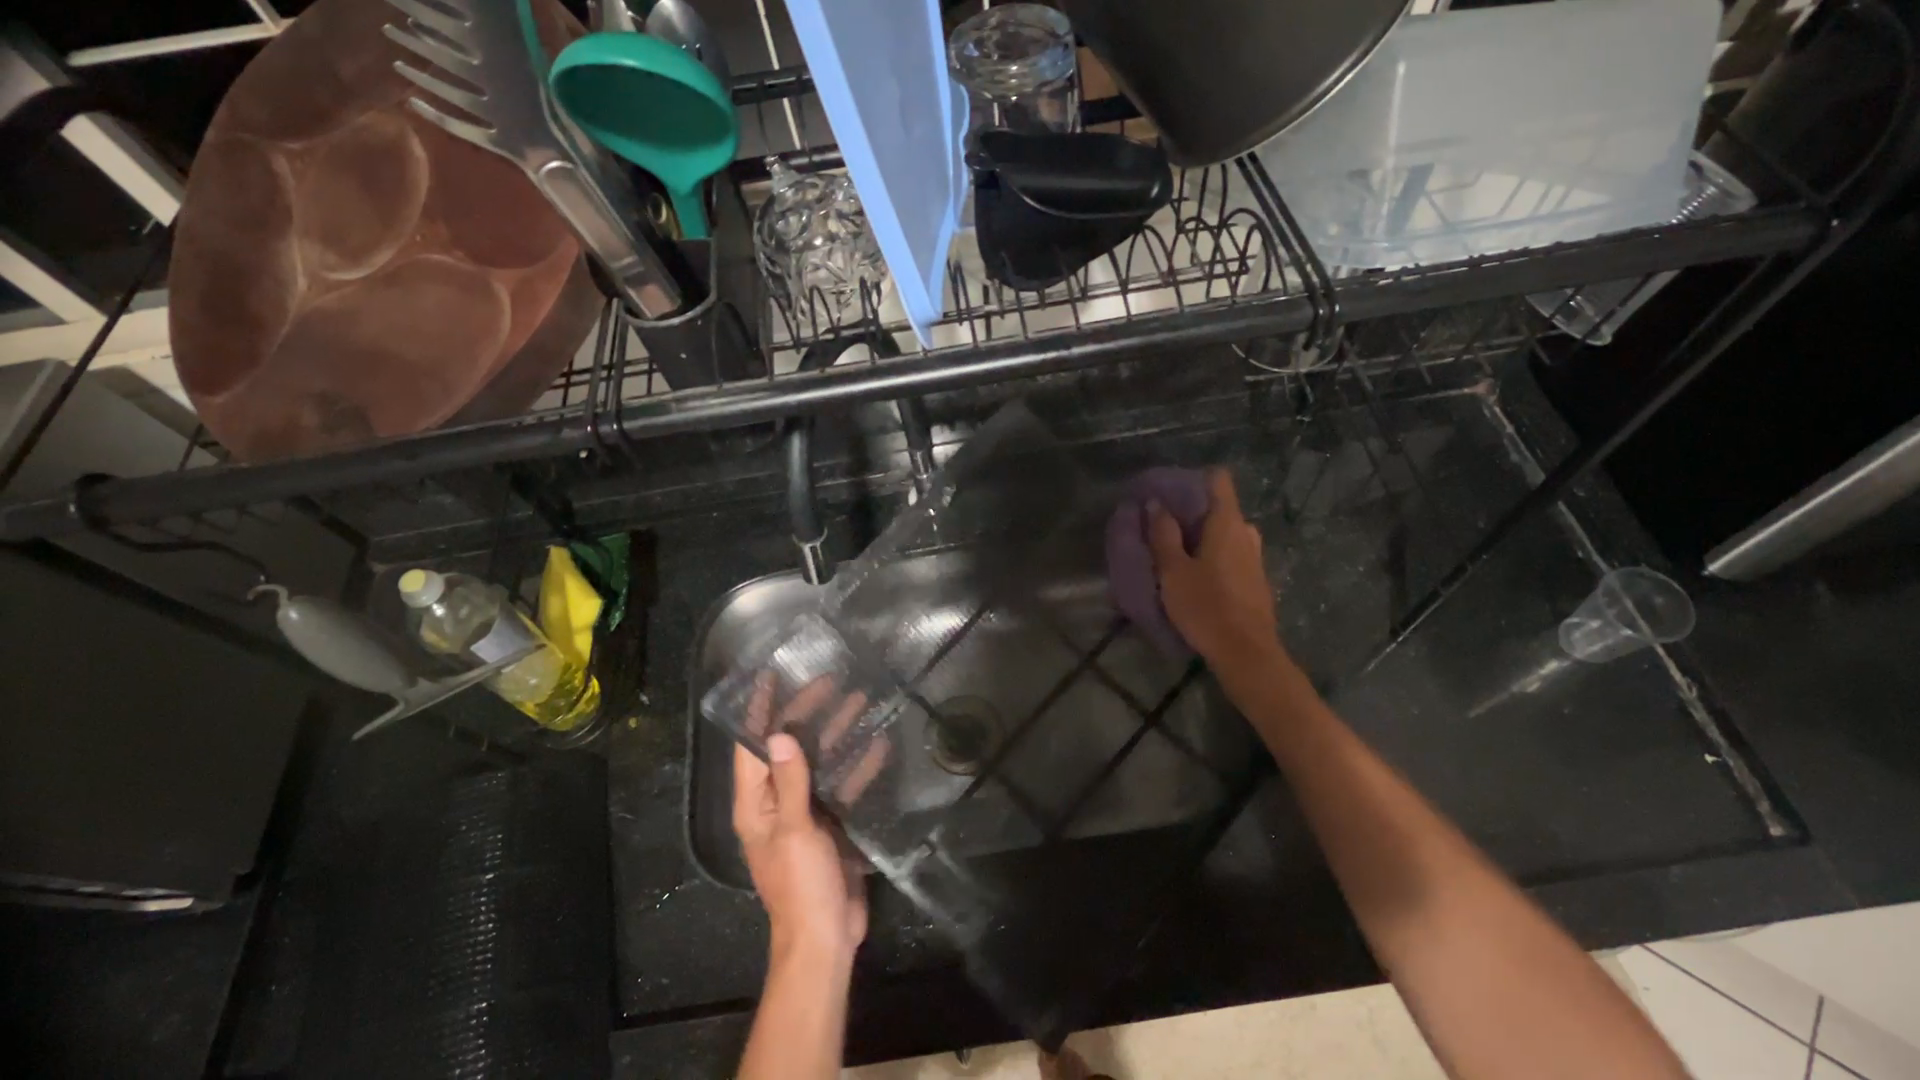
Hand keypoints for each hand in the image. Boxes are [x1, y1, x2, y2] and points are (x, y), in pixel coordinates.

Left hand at [733, 676, 868, 966]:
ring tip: (860, 700)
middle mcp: (777, 803)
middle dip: (807, 714)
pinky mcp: (832, 827)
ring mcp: (806, 815)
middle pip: (790, 748)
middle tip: (832, 680)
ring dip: (837, 735)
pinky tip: (879, 745)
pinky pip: (843, 789)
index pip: (751, 745)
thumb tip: (777, 734)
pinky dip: (859, 768)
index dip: (757, 709)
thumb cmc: (801, 884)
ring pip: (820, 764)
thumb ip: (790, 781)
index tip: (769, 676)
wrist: (826, 938)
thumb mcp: (794, 829)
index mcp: (755, 803)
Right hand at [1147, 468, 1281, 668]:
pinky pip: (1231, 555)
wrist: (1246, 653)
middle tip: (1163, 527)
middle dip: (1192, 513)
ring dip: (1202, 538)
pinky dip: (1213, 557)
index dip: (1193, 480)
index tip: (1168, 493)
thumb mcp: (1173, 572)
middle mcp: (1246, 533)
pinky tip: (1195, 577)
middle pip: (1218, 508)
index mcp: (1228, 523)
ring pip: (1224, 534)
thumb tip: (1156, 503)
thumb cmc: (1206, 607)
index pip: (1218, 479)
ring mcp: (1255, 557)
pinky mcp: (1255, 580)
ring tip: (1175, 554)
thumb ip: (1163, 535)